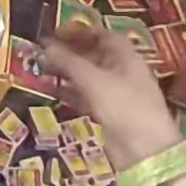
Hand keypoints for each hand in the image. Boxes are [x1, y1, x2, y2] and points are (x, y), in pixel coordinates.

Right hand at [44, 28, 182, 169]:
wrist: (144, 152)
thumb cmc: (124, 107)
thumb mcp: (94, 80)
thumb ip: (68, 62)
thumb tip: (45, 46)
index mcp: (127, 58)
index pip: (103, 35)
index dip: (80, 32)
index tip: (56, 33)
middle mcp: (122, 72)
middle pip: (94, 56)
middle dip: (69, 52)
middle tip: (43, 53)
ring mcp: (115, 94)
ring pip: (87, 77)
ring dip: (66, 73)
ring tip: (41, 70)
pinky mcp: (107, 114)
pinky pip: (85, 96)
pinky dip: (69, 92)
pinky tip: (52, 91)